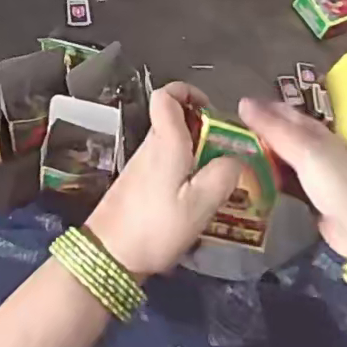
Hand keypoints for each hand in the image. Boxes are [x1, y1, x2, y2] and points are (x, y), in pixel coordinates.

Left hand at [85, 82, 242, 275]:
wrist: (110, 255)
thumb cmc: (157, 225)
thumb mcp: (201, 203)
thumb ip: (224, 174)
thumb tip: (236, 158)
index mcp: (165, 141)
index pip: (165, 95)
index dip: (187, 91)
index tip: (209, 110)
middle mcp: (151, 145)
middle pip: (175, 119)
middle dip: (202, 128)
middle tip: (225, 152)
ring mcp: (143, 164)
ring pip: (173, 142)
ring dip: (196, 152)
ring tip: (216, 179)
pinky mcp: (139, 183)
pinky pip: (167, 162)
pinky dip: (185, 170)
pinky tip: (196, 197)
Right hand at [240, 97, 346, 258]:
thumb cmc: (335, 183)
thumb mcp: (305, 151)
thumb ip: (274, 129)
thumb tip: (242, 103)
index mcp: (314, 130)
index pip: (281, 111)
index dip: (258, 108)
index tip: (228, 113)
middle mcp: (311, 146)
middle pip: (278, 133)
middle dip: (253, 132)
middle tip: (223, 137)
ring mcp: (308, 171)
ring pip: (276, 156)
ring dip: (256, 154)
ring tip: (228, 156)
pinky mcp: (305, 193)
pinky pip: (279, 178)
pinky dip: (263, 176)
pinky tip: (246, 180)